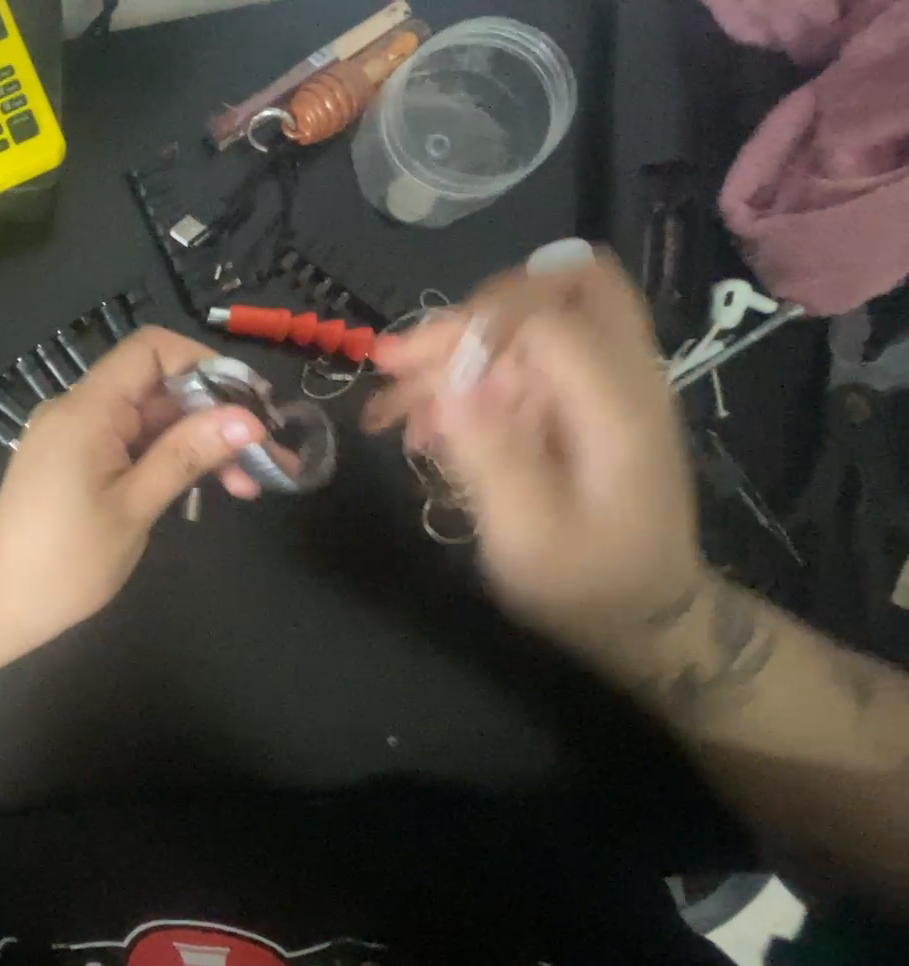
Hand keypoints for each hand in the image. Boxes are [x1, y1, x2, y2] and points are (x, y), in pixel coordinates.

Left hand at [0, 327, 267, 651]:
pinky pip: (126, 445)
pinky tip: (203, 489)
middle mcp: (73, 412)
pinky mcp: (71, 464)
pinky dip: (164, 460)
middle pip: (154, 389)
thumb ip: (187, 454)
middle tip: (265, 460)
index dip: (204, 365)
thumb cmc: (67, 562)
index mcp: (83, 410)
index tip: (248, 404)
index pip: (149, 350)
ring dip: (195, 445)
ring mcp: (70, 439)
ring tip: (246, 485)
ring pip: (146, 421)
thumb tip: (247, 417)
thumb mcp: (135, 506)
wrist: (2, 606)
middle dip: (212, 416)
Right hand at [362, 251, 703, 642]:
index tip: (402, 370)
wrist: (640, 613)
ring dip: (453, 352)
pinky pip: (520, 362)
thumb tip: (450, 384)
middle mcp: (619, 377)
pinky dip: (465, 379)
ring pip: (529, 322)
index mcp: (616, 404)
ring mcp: (602, 388)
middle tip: (404, 363)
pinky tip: (423, 426)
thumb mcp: (528, 534)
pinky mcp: (579, 405)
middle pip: (560, 286)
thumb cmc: (582, 582)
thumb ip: (494, 456)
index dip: (467, 327)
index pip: (546, 314)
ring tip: (390, 409)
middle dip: (471, 314)